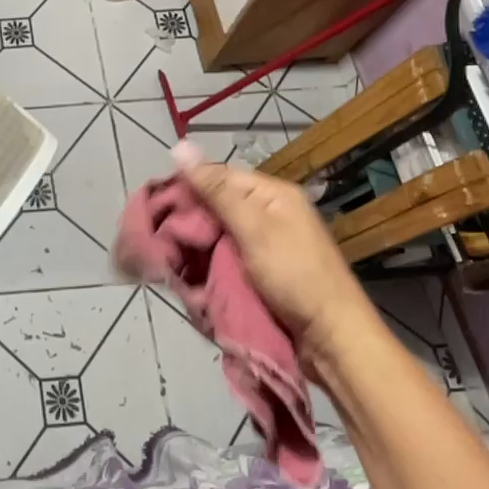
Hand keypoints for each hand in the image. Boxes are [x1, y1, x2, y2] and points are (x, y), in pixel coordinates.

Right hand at [173, 141, 377, 366]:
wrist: (333, 342)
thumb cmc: (296, 277)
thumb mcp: (254, 229)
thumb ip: (216, 191)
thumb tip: (180, 146)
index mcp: (272, 194)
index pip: (219, 176)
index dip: (187, 187)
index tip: (156, 206)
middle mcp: (268, 213)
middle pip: (216, 205)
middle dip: (190, 221)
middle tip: (160, 238)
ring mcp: (265, 244)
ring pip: (217, 233)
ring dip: (197, 245)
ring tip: (170, 258)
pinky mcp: (260, 272)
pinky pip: (225, 257)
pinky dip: (209, 264)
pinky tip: (190, 274)